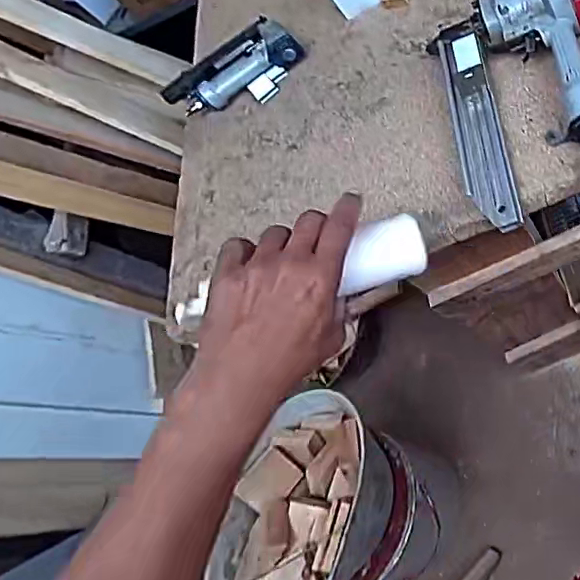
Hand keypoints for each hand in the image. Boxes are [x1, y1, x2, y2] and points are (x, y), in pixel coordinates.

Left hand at [188, 194, 362, 420]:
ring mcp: (256, 267)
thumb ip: (339, 311)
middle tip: (320, 234)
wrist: (239, 377)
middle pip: (309, 221)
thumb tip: (341, 303)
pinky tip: (250, 263)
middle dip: (319, 223)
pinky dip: (246, 250)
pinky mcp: (228, 275)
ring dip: (284, 240)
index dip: (348, 208)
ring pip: (275, 232)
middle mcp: (289, 265)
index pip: (339, 227)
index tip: (350, 202)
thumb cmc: (285, 362)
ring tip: (283, 257)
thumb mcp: (332, 337)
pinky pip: (238, 246)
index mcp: (320, 277)